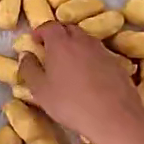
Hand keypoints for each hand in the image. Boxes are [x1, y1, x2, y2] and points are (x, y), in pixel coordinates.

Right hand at [20, 23, 143, 143]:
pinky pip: (99, 54)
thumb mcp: (40, 90)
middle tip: (50, 51)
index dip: (40, 31)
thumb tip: (25, 56)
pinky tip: (89, 77)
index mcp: (61, 43)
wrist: (114, 118)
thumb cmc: (70, 103)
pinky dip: (90, 59)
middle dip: (58, 36)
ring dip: (75, 47)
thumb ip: (29, 69)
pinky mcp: (118, 64)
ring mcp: (103, 51)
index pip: (49, 26)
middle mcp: (83, 41)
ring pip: (86, 41)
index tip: (34, 41)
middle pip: (69, 29)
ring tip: (69, 64)